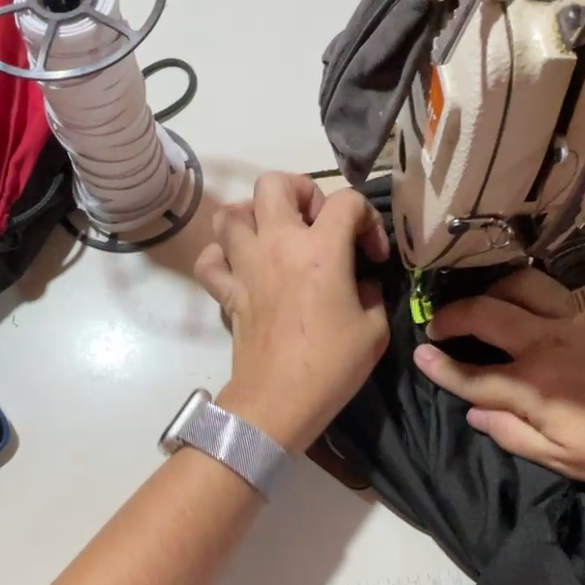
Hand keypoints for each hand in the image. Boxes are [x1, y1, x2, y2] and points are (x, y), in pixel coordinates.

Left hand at [194, 173, 392, 451]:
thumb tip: (362, 284)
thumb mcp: (374, 330)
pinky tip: (241, 267)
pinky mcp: (225, 291)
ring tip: (274, 235)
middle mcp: (278, 245)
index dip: (367, 219)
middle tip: (316, 222)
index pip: (347, 201)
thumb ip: (371, 294)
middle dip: (300, 192)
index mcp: (321, 249)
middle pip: (274, 183)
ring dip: (254, 215)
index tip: (372, 255)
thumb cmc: (332, 366)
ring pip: (231, 213)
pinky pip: (210, 259)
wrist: (279, 401)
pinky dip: (220, 256)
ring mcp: (245, 266)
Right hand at [412, 268, 584, 498]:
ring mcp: (581, 316)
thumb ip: (516, 434)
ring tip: (483, 300)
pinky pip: (564, 281)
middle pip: (485, 315)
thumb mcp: (570, 461)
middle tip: (439, 323)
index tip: (419, 355)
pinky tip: (536, 291)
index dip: (439, 366)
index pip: (471, 373)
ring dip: (491, 289)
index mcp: (535, 387)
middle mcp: (548, 342)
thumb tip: (476, 413)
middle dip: (452, 316)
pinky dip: (539, 283)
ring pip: (520, 285)